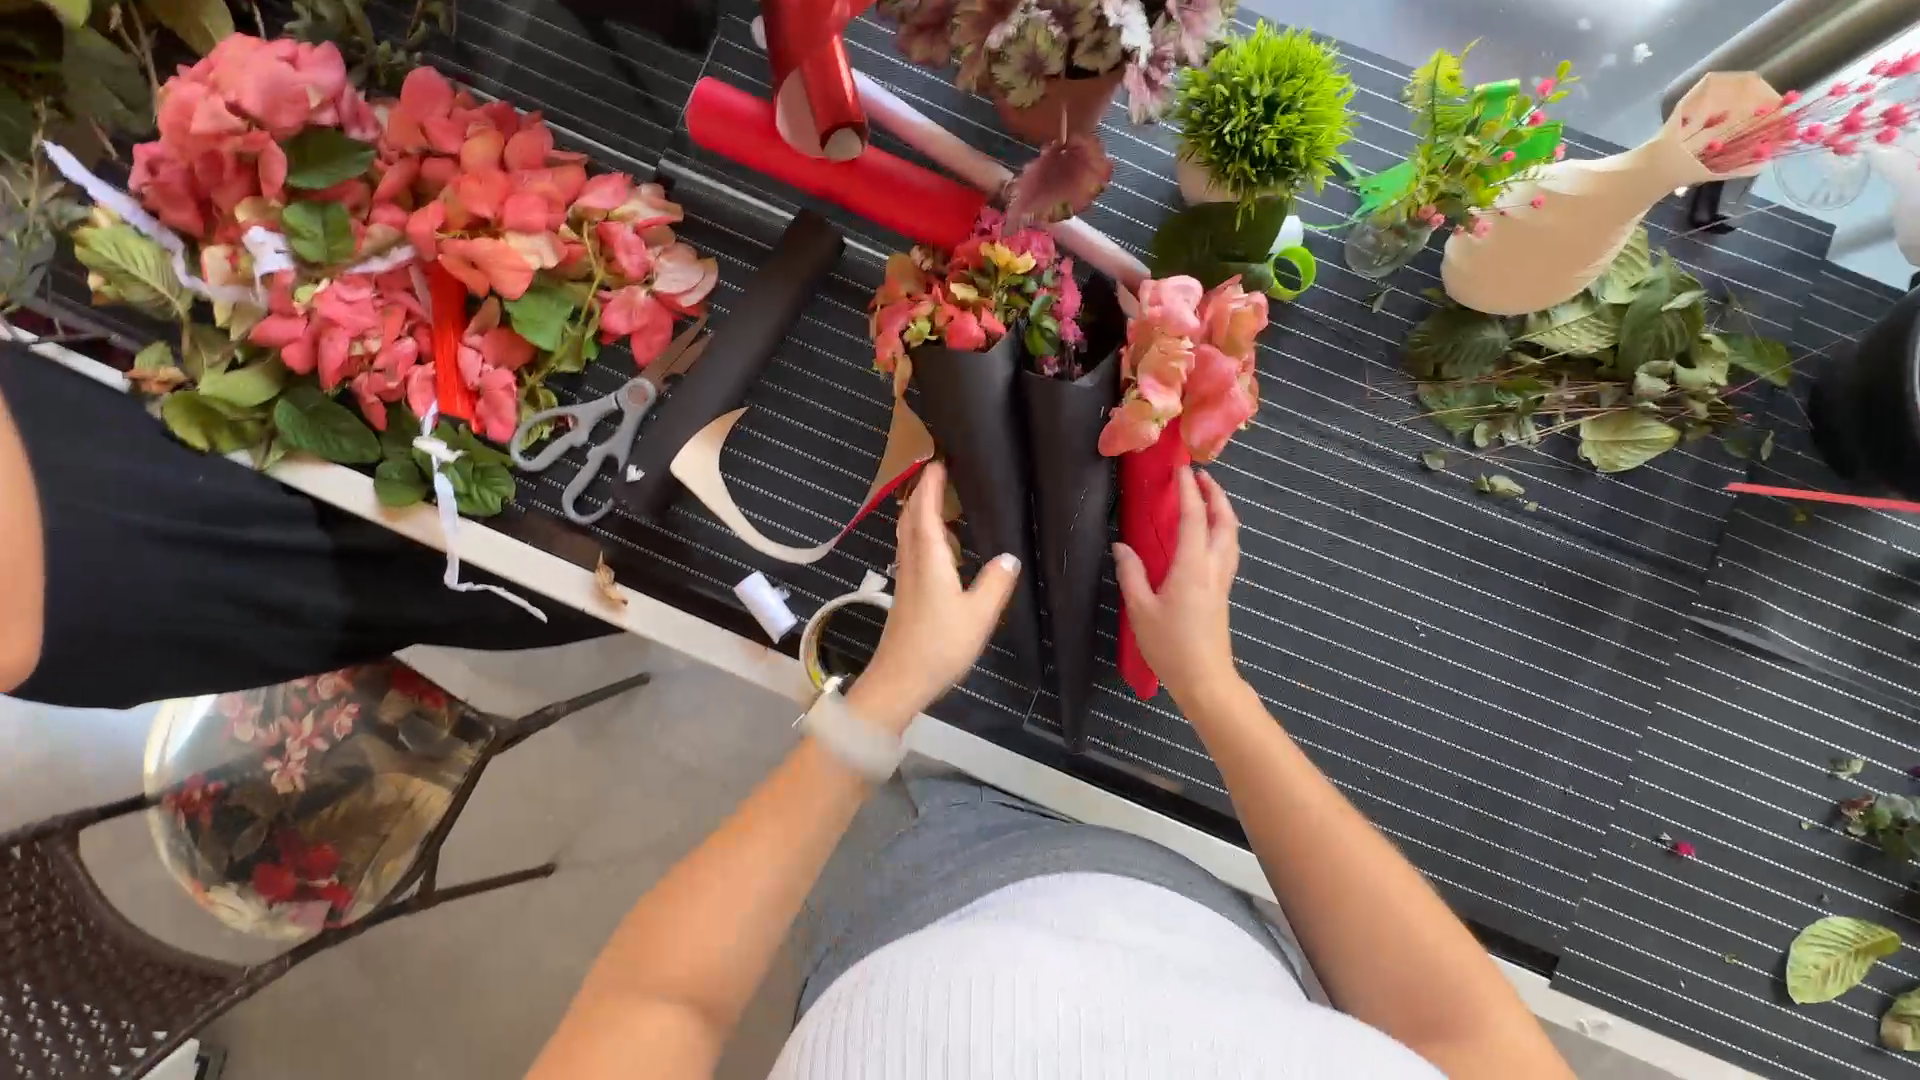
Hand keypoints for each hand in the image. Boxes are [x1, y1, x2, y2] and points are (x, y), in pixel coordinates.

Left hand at [851, 463, 1020, 730]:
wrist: (899, 681)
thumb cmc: (939, 646)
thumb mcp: (978, 615)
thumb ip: (995, 583)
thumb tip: (1010, 556)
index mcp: (929, 559)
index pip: (925, 511)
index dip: (930, 485)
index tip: (937, 460)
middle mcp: (912, 563)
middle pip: (910, 518)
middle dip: (920, 492)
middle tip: (937, 473)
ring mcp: (905, 580)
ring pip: (907, 535)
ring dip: (918, 512)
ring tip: (938, 500)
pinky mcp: (906, 595)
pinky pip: (911, 552)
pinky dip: (921, 535)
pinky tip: (937, 546)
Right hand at [1113, 467, 1240, 704]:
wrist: (1205, 679)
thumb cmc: (1170, 646)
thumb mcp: (1140, 609)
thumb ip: (1131, 574)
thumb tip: (1121, 546)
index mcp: (1192, 567)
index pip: (1193, 518)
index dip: (1188, 491)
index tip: (1181, 469)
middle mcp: (1213, 567)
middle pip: (1224, 521)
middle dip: (1215, 494)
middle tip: (1201, 476)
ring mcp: (1222, 580)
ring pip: (1231, 535)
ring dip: (1222, 511)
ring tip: (1208, 498)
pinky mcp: (1222, 592)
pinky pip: (1228, 550)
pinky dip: (1222, 530)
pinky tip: (1209, 534)